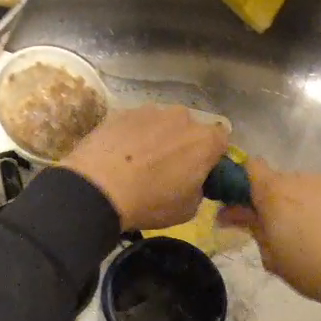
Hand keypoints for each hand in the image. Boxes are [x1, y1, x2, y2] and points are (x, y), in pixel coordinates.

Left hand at [62, 105, 230, 231]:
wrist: (99, 188)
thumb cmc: (150, 202)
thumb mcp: (187, 209)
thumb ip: (199, 189)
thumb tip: (193, 181)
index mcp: (205, 141)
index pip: (222, 140)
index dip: (213, 157)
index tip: (202, 173)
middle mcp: (182, 117)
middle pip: (191, 129)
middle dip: (185, 146)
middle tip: (169, 171)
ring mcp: (151, 110)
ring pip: (163, 124)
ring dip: (158, 139)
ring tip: (140, 164)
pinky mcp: (123, 111)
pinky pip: (137, 124)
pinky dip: (134, 136)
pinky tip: (120, 157)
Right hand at [219, 160, 320, 320]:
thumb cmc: (312, 271)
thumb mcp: (272, 257)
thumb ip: (251, 227)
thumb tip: (228, 212)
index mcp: (275, 194)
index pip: (250, 167)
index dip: (243, 182)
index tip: (242, 204)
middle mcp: (301, 178)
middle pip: (279, 180)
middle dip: (273, 200)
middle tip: (277, 230)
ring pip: (305, 186)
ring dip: (301, 203)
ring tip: (310, 233)